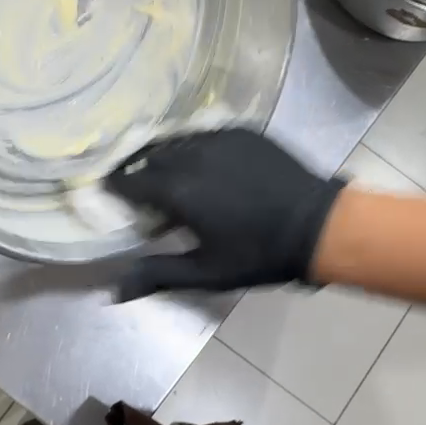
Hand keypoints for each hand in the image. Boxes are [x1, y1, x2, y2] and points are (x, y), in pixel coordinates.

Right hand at [104, 128, 346, 300]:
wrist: (317, 226)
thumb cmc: (258, 255)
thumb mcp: (206, 272)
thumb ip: (157, 275)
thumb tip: (114, 292)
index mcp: (177, 190)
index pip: (130, 181)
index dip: (115, 188)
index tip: (108, 195)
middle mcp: (192, 155)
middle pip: (151, 157)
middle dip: (139, 170)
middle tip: (138, 189)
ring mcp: (219, 139)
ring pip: (177, 141)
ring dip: (165, 156)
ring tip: (165, 173)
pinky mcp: (242, 132)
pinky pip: (204, 135)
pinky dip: (193, 147)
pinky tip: (200, 163)